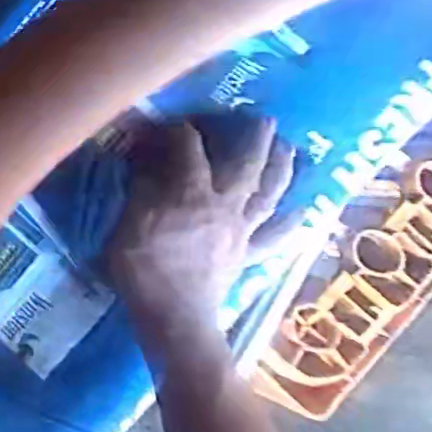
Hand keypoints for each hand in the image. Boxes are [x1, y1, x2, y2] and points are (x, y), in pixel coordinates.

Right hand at [108, 115, 296, 337]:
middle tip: (266, 119)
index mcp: (191, 195)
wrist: (172, 312)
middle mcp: (225, 207)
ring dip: (284, 170)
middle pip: (247, 168)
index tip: (175, 118)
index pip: (190, 153)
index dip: (183, 133)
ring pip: (271, 195)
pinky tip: (302, 212)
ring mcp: (242, 232)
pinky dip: (292, 221)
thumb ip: (142, 186)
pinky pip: (277, 236)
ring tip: (292, 150)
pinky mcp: (249, 255)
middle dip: (256, 141)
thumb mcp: (129, 218)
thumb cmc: (140, 262)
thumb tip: (147, 160)